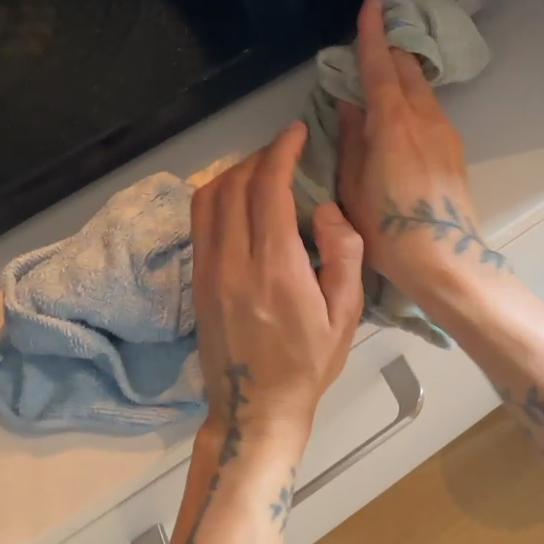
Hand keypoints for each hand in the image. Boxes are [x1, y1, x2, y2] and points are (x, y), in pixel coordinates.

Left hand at [190, 121, 364, 456]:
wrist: (254, 410)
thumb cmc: (310, 363)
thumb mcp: (347, 314)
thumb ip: (344, 255)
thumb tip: (327, 209)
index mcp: (276, 269)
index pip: (269, 190)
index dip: (282, 152)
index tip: (297, 133)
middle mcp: (234, 263)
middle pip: (235, 185)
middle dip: (261, 156)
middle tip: (286, 150)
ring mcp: (208, 271)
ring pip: (209, 198)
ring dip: (234, 172)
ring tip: (262, 169)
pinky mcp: (196, 280)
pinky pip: (199, 221)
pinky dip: (217, 195)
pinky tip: (239, 198)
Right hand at [335, 0, 503, 305]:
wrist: (445, 259)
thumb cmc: (388, 227)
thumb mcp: (353, 185)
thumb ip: (351, 138)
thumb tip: (351, 104)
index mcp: (393, 121)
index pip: (380, 64)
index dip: (371, 33)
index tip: (371, 4)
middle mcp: (424, 117)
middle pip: (408, 69)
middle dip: (390, 50)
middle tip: (371, 43)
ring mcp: (445, 132)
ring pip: (422, 90)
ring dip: (403, 76)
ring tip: (383, 79)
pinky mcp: (454, 149)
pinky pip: (430, 110)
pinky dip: (413, 100)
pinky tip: (400, 118)